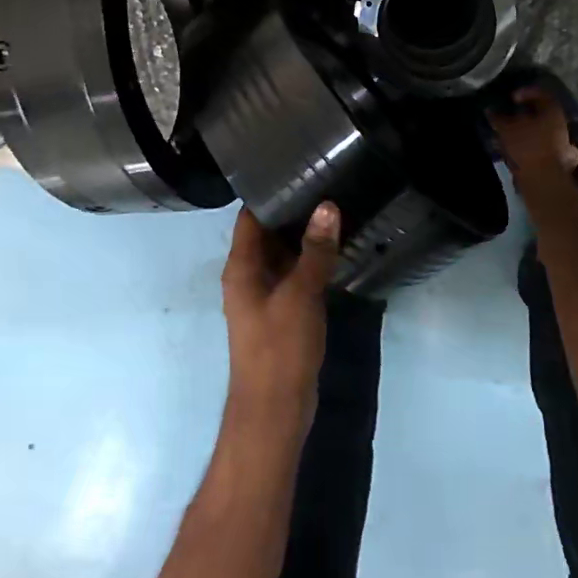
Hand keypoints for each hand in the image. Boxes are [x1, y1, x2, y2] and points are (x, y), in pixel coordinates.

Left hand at [221, 202, 342, 423]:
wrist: (275, 410)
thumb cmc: (280, 348)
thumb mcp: (300, 294)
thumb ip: (315, 251)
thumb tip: (328, 206)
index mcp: (241, 268)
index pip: (250, 217)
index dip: (269, 191)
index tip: (298, 168)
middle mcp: (248, 277)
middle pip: (268, 232)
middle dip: (294, 210)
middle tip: (328, 182)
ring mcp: (265, 296)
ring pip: (284, 254)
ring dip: (305, 236)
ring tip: (337, 207)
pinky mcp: (282, 312)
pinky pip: (295, 275)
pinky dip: (311, 260)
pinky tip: (336, 248)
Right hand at [489, 86, 577, 179]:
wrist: (543, 180)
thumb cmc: (527, 147)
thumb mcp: (507, 129)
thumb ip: (498, 118)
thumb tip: (490, 110)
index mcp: (553, 110)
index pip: (542, 93)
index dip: (526, 92)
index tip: (512, 98)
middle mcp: (561, 123)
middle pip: (542, 112)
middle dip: (525, 112)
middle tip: (509, 114)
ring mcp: (561, 142)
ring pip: (542, 128)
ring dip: (526, 128)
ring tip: (508, 132)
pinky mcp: (557, 158)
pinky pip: (541, 142)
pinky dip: (529, 141)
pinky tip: (515, 147)